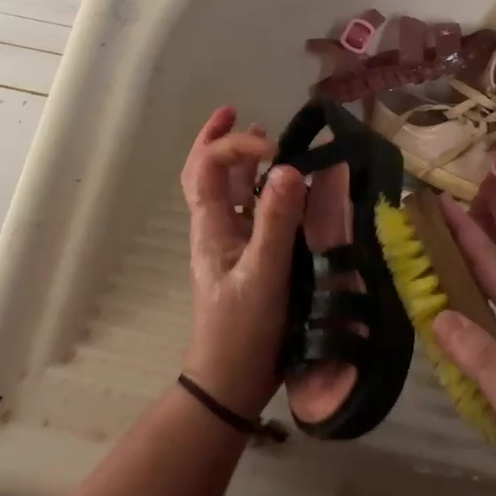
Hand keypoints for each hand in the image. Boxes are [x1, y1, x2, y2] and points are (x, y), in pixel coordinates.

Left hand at [178, 106, 304, 415]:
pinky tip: (285, 188)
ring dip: (241, 162)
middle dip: (218, 141)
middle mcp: (217, 228)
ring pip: (230, 192)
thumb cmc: (242, 330)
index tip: (272, 150)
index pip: (207, 167)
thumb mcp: (263, 275)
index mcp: (210, 226)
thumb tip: (288, 169)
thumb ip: (276, 223)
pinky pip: (252, 214)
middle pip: (207, 173)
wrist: (232, 383)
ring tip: (261, 137)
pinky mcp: (251, 261)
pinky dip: (263, 191)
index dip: (232, 147)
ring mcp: (232, 245)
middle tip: (235, 112)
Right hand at [430, 197, 495, 495]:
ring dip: (464, 278)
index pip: (494, 268)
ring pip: (495, 303)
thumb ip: (483, 362)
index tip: (437, 201)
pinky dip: (471, 314)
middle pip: (494, 277)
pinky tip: (455, 326)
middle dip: (459, 247)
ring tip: (427, 263)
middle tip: (420, 226)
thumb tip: (438, 313)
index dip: (465, 234)